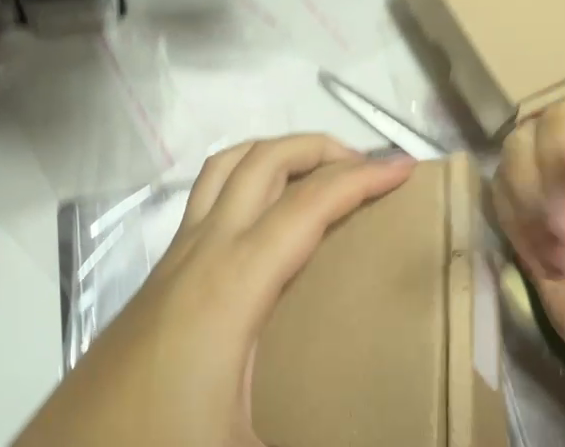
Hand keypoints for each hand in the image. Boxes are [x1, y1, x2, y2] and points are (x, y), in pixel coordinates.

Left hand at [14, 135, 414, 446]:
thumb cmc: (160, 440)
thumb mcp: (246, 446)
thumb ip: (315, 439)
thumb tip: (387, 438)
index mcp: (234, 282)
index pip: (308, 206)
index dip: (360, 179)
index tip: (405, 167)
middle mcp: (203, 250)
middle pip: (263, 161)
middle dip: (319, 146)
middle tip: (368, 167)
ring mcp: (175, 256)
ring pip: (227, 167)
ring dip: (277, 153)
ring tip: (319, 175)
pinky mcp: (159, 274)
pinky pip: (208, 197)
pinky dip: (248, 180)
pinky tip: (265, 224)